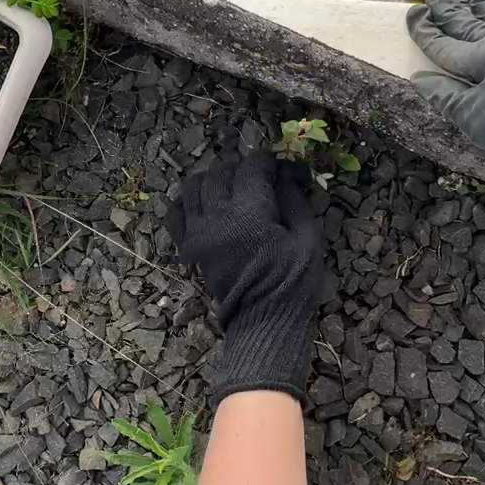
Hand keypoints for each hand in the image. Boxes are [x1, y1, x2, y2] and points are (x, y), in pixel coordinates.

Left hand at [165, 152, 325, 406]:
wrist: (264, 322)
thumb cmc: (292, 283)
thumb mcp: (307, 239)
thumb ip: (295, 200)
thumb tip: (287, 174)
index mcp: (249, 214)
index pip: (253, 167)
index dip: (270, 162)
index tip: (283, 169)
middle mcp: (216, 217)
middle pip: (221, 172)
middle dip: (242, 169)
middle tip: (261, 179)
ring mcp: (197, 231)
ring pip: (194, 185)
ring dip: (214, 179)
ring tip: (233, 188)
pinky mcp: (189, 246)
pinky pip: (176, 213)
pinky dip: (187, 201)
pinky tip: (206, 203)